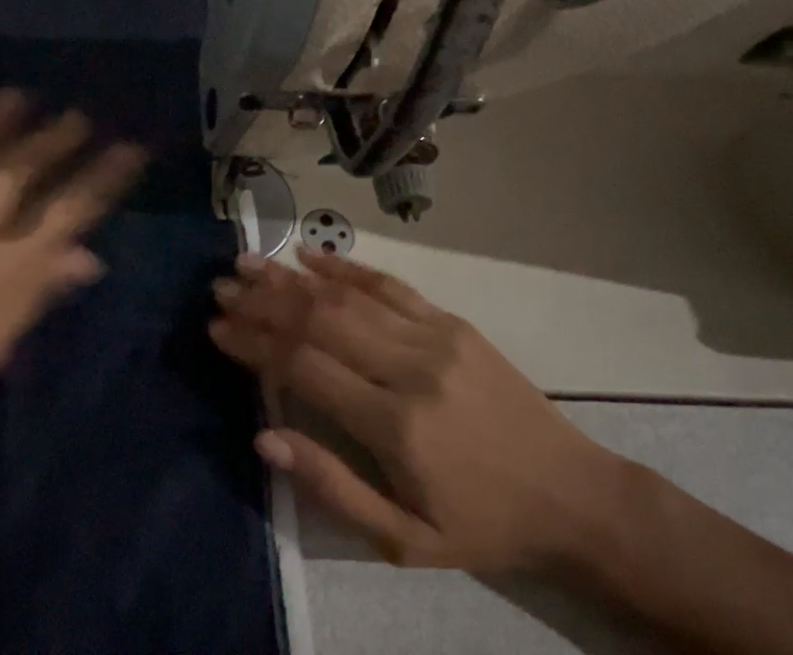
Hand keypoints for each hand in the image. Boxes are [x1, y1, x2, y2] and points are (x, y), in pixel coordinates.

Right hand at [210, 251, 631, 572]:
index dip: (255, 344)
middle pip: (320, 321)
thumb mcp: (406, 538)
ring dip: (292, 278)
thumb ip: (333, 487)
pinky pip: (391, 286)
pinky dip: (346, 267)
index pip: (304, 368)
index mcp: (394, 426)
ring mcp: (435, 339)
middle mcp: (410, 370)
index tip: (217, 329)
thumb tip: (265, 439)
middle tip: (220, 288)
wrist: (575, 496)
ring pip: (349, 297)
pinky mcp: (454, 324)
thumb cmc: (482, 524)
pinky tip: (309, 254)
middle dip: (263, 302)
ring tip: (247, 264)